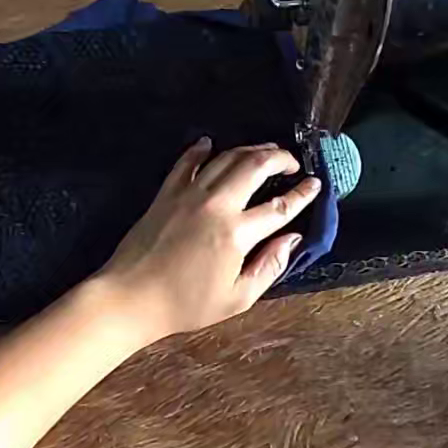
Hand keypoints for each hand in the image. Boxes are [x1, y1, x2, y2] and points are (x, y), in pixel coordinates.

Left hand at [90, 139, 321, 345]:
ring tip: (265, 151)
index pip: (280, 207)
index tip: (316, 184)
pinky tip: (209, 143)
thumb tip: (293, 239)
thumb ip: (269, 266)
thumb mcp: (237, 298)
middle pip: (255, 167)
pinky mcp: (166, 193)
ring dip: (250, 149)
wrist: (130, 297)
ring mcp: (189, 194)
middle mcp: (216, 204)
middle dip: (280, 158)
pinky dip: (200, 149)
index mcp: (237, 233)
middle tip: (292, 161)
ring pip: (226, 158)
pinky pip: (186, 162)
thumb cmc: (186, 305)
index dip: (303, 194)